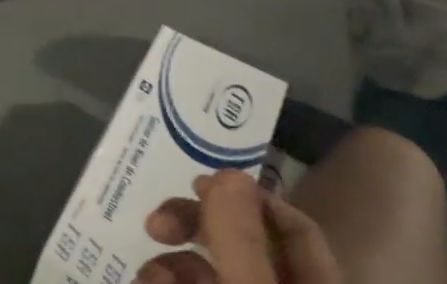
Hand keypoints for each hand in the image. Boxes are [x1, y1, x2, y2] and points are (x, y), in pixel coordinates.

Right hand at [139, 170, 341, 283]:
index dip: (251, 199)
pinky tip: (148, 283)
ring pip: (210, 272)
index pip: (298, 229)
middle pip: (245, 245)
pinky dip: (165, 282)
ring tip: (151, 275)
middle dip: (195, 227)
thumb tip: (230, 174)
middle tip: (157, 225)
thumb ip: (242, 240)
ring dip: (172, 263)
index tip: (199, 186)